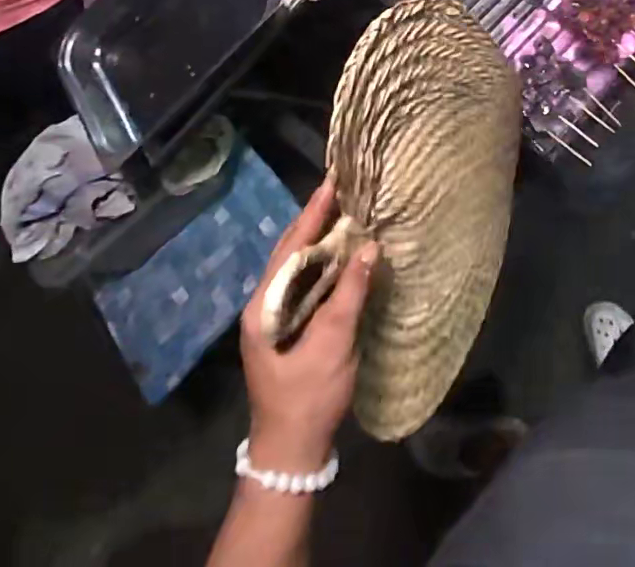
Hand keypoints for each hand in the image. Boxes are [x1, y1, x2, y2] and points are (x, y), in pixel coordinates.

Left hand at [241, 176, 377, 473]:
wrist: (291, 452)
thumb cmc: (308, 397)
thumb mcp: (332, 343)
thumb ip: (350, 293)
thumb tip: (370, 247)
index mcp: (264, 305)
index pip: (290, 246)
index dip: (312, 214)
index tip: (331, 182)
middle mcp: (265, 304)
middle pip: (290, 251)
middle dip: (314, 219)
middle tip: (341, 189)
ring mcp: (276, 316)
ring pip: (298, 266)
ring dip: (320, 239)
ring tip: (344, 212)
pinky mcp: (290, 327)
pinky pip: (306, 282)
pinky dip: (324, 263)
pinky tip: (343, 255)